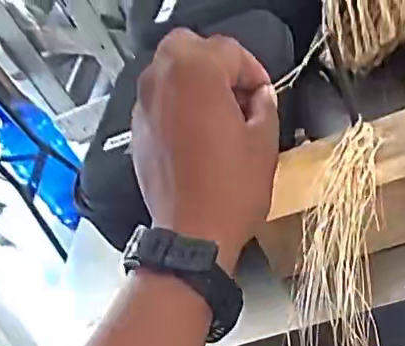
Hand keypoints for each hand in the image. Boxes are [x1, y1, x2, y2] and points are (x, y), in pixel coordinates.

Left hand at [131, 29, 279, 272]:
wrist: (195, 237)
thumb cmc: (227, 196)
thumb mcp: (264, 147)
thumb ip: (266, 109)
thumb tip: (262, 98)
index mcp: (197, 71)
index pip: (231, 50)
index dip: (255, 72)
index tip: (265, 94)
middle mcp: (162, 78)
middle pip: (192, 50)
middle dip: (219, 70)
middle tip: (241, 100)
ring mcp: (145, 106)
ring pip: (172, 76)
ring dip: (197, 89)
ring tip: (220, 123)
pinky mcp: (139, 133)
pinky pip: (162, 107)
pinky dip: (180, 114)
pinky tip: (200, 143)